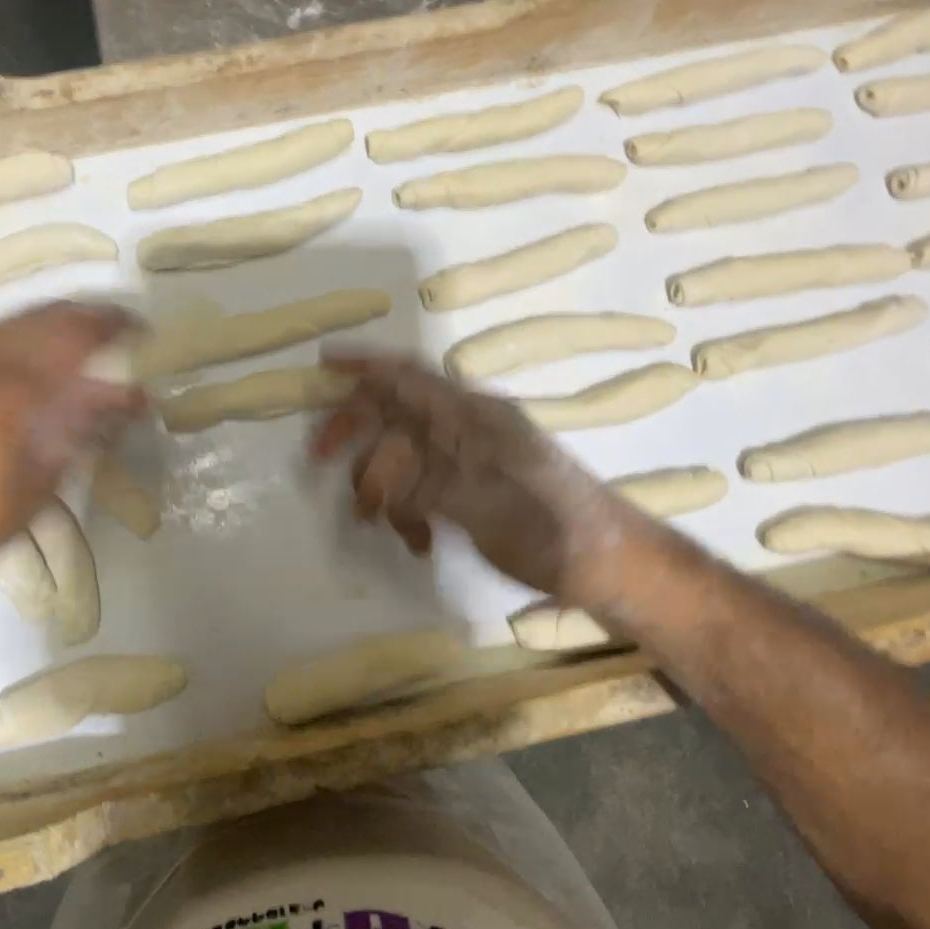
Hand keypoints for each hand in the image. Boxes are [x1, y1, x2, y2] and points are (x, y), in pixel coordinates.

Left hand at [0, 302, 142, 611]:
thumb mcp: (29, 492)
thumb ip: (76, 433)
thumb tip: (121, 398)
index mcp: (8, 389)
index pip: (81, 340)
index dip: (121, 334)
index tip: (147, 342)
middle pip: (50, 315)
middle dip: (93, 320)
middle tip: (122, 338)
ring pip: (15, 322)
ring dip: (56, 327)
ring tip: (83, 351)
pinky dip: (21, 340)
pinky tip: (31, 367)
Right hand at [309, 351, 638, 604]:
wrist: (611, 566)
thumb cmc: (554, 528)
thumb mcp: (486, 503)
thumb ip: (426, 481)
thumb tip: (378, 469)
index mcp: (474, 417)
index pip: (409, 377)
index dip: (363, 365)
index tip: (322, 362)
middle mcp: (468, 429)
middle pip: (395, 413)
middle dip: (354, 434)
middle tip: (318, 458)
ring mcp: (470, 460)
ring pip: (402, 457)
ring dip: (381, 488)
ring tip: (373, 523)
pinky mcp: (472, 490)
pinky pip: (421, 489)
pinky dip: (407, 511)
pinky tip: (416, 542)